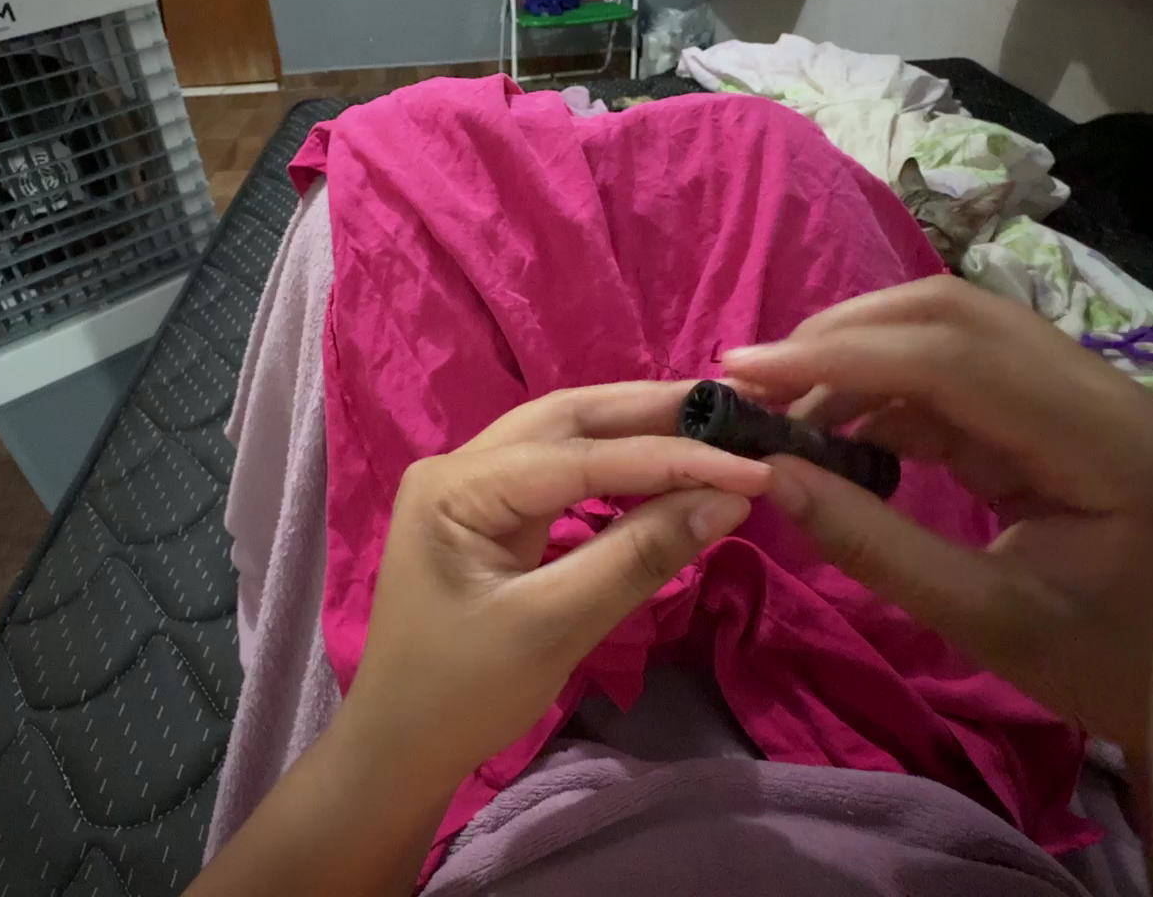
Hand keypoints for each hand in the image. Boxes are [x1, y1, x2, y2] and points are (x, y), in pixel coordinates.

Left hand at [342, 380, 770, 787]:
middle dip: (649, 411)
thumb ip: (638, 557)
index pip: (576, 456)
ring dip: (633, 429)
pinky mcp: (487, 510)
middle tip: (733, 411)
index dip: (668, 458)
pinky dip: (612, 466)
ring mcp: (469, 484)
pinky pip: (557, 471)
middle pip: (564, 419)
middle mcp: (457, 466)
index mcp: (455, 486)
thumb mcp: (554, 627)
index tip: (751, 466)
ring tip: (708, 428)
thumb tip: (727, 500)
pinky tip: (656, 467)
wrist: (401, 743)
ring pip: (561, 436)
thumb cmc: (462, 693)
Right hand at [723, 277, 1152, 755]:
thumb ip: (872, 545)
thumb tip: (767, 474)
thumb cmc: (1118, 663)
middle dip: (837, 335)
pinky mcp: (1043, 409)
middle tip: (756, 379)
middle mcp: (1092, 389)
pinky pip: (942, 373)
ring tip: (781, 404)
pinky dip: (873, 389)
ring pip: (942, 330)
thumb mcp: (989, 622)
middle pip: (947, 313)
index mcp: (1101, 440)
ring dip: (850, 355)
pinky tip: (832, 428)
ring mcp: (1070, 392)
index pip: (950, 357)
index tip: (743, 371)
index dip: (836, 355)